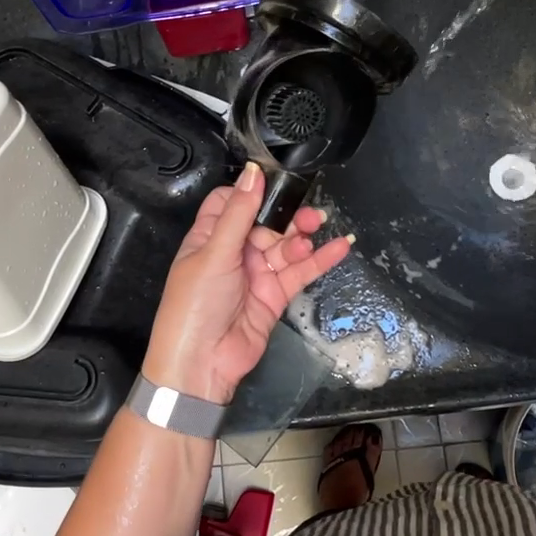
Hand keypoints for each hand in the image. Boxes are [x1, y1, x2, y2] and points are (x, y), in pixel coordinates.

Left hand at [143, 164, 352, 404]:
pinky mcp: (275, 295)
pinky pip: (300, 271)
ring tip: (318, 228)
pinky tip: (341, 246)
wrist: (202, 362)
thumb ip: (238, 213)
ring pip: (286, 246)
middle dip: (287, 215)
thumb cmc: (195, 305)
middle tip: (308, 213)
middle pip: (266, 222)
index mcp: (209, 237)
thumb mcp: (214, 253)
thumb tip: (252, 172)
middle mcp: (233, 253)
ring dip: (303, 236)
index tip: (276, 182)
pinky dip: (321, 259)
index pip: (231, 203)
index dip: (252, 192)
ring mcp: (255, 274)